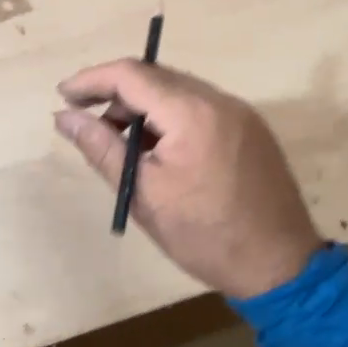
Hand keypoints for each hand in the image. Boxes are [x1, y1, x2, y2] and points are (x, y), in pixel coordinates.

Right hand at [54, 59, 321, 298]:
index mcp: (192, 114)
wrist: (283, 272)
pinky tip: (155, 146)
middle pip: (152, 76)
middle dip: (113, 92)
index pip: (130, 74)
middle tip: (86, 119)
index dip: (91, 80)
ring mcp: (240, 113)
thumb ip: (100, 146)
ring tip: (119, 139)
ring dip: (140, 104)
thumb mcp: (140, 193)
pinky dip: (167, 114)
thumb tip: (63, 116)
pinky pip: (197, 105)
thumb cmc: (204, 235)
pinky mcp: (250, 129)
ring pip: (175, 88)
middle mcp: (219, 101)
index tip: (63, 97)